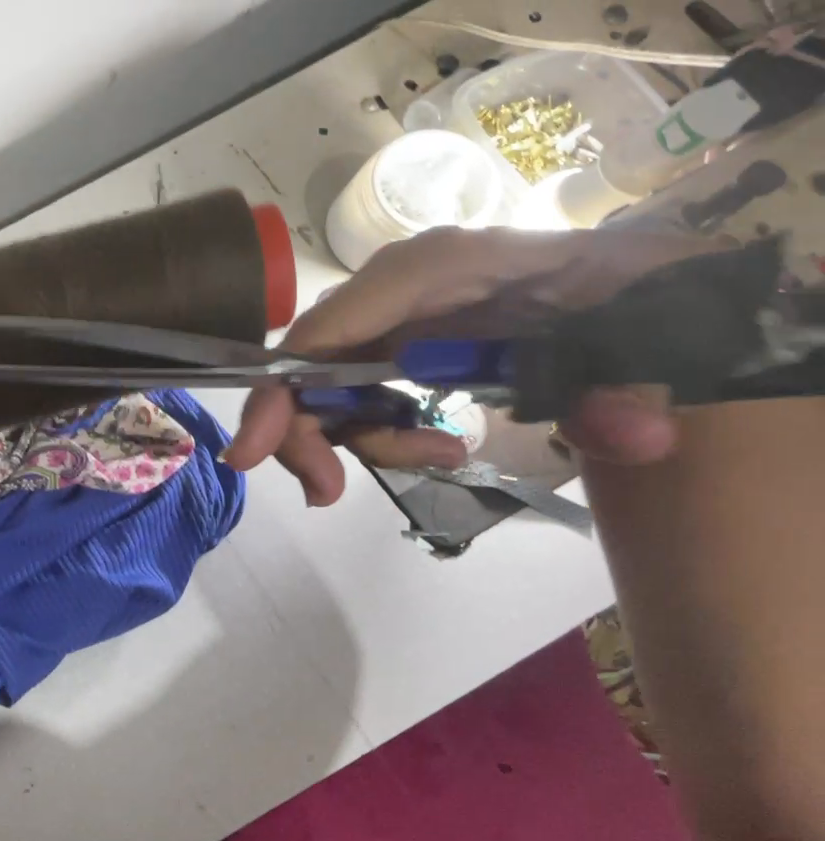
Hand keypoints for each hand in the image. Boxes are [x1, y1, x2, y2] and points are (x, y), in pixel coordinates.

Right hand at [222, 227, 714, 506]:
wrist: (655, 297)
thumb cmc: (653, 292)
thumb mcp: (670, 323)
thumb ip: (645, 379)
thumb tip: (632, 440)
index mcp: (467, 263)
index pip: (350, 312)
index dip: (293, 375)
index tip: (255, 450)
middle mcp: (412, 286)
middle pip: (314, 354)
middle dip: (301, 426)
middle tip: (326, 492)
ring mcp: (401, 316)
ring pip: (325, 380)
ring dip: (349, 437)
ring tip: (437, 459)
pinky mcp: (401, 343)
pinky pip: (353, 391)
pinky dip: (373, 432)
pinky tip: (436, 448)